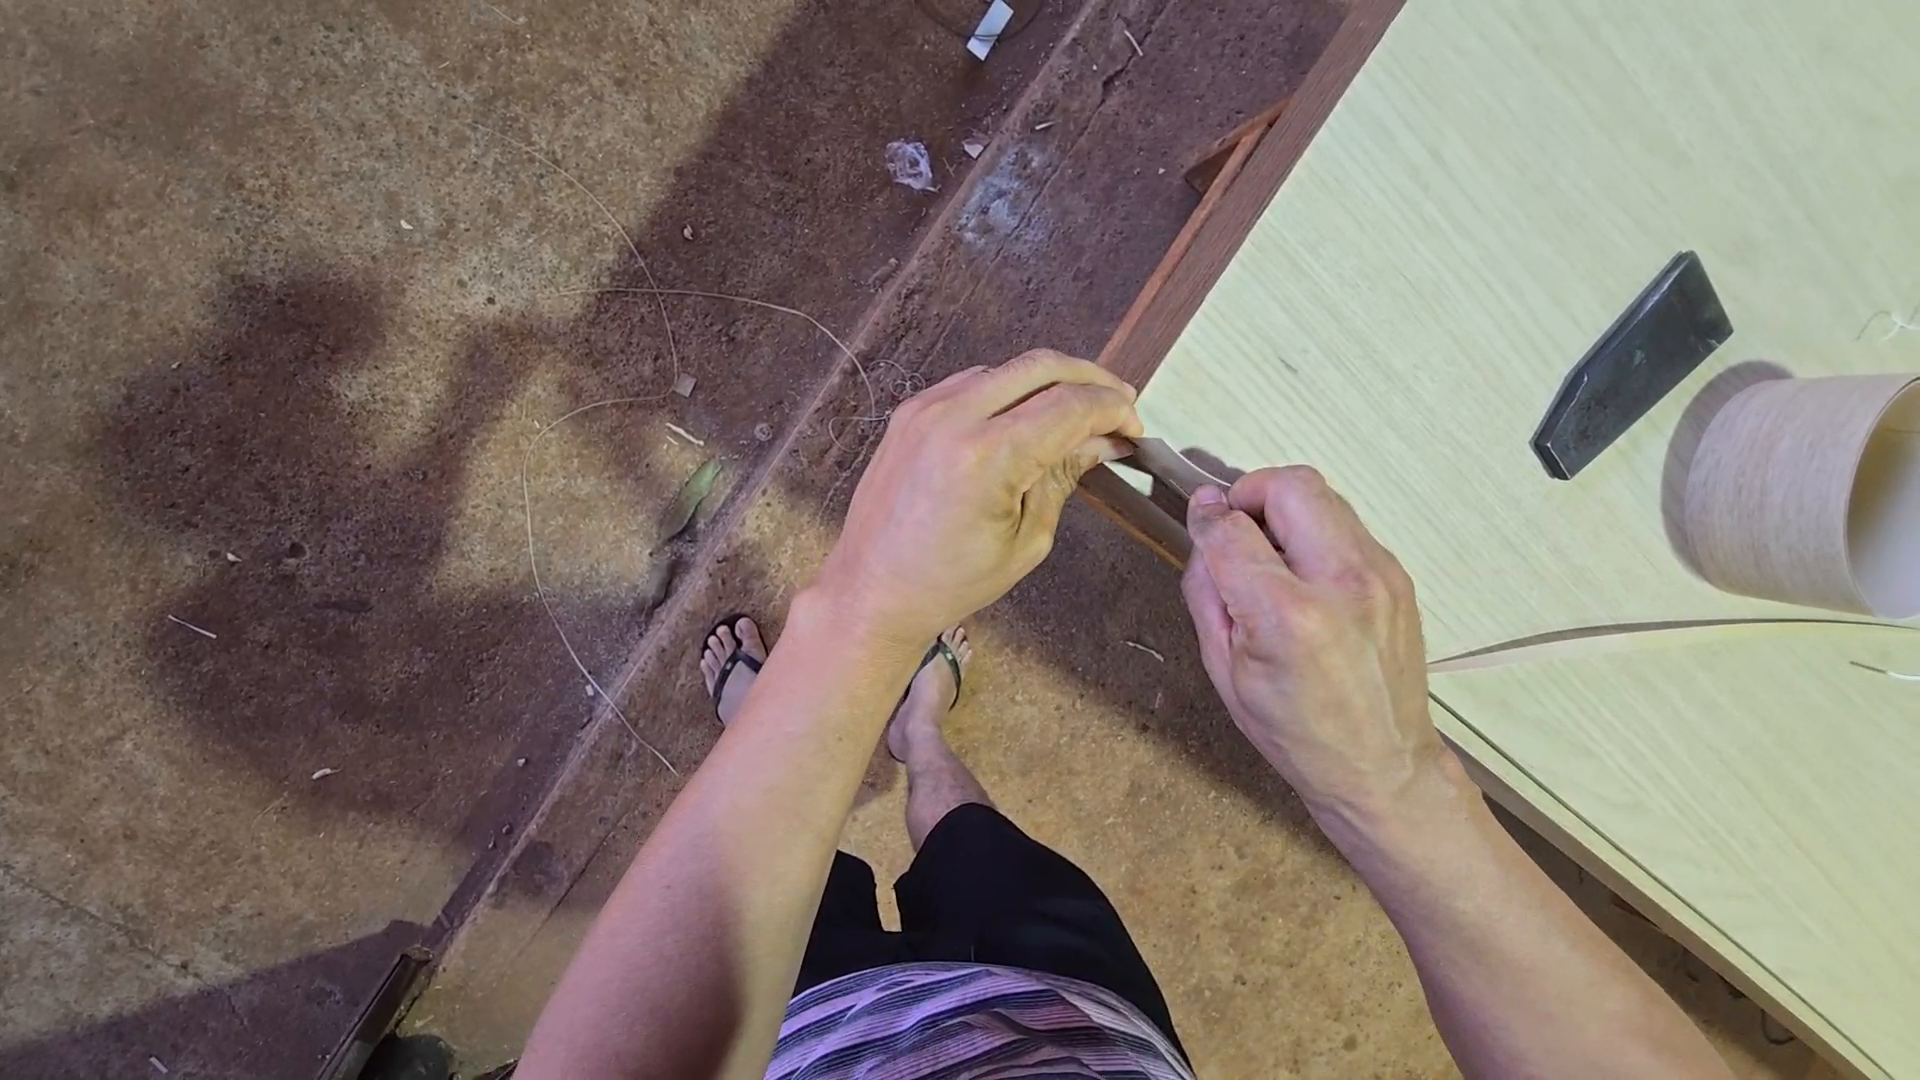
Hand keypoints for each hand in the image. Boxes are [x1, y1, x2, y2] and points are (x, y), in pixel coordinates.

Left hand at [816, 350, 1142, 645]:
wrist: (872, 589)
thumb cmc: (950, 582)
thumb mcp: (1026, 540)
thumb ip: (1063, 477)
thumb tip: (1103, 441)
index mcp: (987, 457)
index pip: (1069, 406)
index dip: (1112, 410)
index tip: (1133, 426)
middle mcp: (953, 418)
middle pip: (1042, 366)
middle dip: (1091, 379)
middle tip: (1119, 405)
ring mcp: (925, 409)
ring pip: (1007, 369)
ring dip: (1049, 382)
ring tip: (1076, 413)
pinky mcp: (910, 412)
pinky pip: (972, 383)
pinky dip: (1009, 390)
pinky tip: (1026, 417)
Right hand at [1180, 466, 1454, 839]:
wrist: (1381, 767)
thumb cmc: (1292, 729)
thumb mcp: (1221, 667)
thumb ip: (1205, 588)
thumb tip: (1204, 527)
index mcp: (1285, 615)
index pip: (1231, 529)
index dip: (1205, 517)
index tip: (1197, 517)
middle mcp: (1340, 583)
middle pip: (1290, 484)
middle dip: (1250, 492)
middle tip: (1235, 526)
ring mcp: (1379, 575)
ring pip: (1322, 495)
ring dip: (1283, 509)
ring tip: (1268, 554)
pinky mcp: (1397, 576)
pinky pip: (1344, 524)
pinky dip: (1312, 531)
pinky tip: (1301, 574)